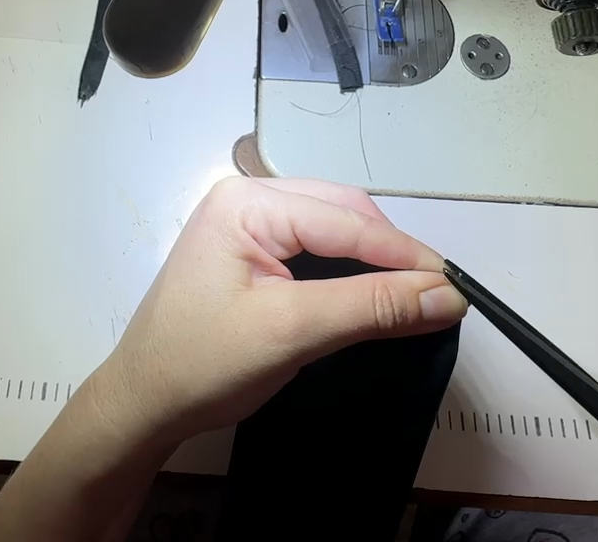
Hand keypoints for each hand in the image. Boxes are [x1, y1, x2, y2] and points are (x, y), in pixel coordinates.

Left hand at [91, 176, 467, 448]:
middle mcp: (247, 196)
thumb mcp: (292, 332)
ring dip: (371, 260)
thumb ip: (370, 308)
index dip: (404, 254)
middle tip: (435, 297)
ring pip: (330, 227)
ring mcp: (246, 220)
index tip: (455, 288)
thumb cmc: (204, 363)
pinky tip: (368, 293)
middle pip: (340, 212)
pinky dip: (347, 269)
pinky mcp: (249, 247)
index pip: (344, 220)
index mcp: (247, 201)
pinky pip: (312, 246)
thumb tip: (445, 296)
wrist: (142, 400)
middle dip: (389, 253)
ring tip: (410, 295)